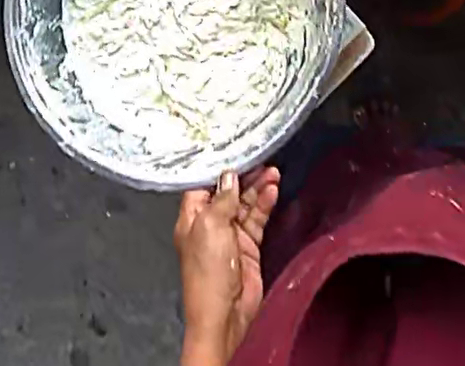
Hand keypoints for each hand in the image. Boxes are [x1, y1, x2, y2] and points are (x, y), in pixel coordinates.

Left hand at [175, 168, 280, 365]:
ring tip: (273, 171)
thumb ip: (222, 198)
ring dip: (258, 187)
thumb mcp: (210, 227)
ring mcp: (230, 233)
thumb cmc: (207, 271)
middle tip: (260, 157)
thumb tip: (229, 175)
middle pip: (228, 190)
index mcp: (192, 214)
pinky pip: (257, 218)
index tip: (234, 148)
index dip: (219, 167)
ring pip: (245, 202)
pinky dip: (265, 204)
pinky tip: (273, 191)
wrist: (224, 316)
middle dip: (244, 174)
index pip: (204, 182)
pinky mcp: (248, 245)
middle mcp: (210, 221)